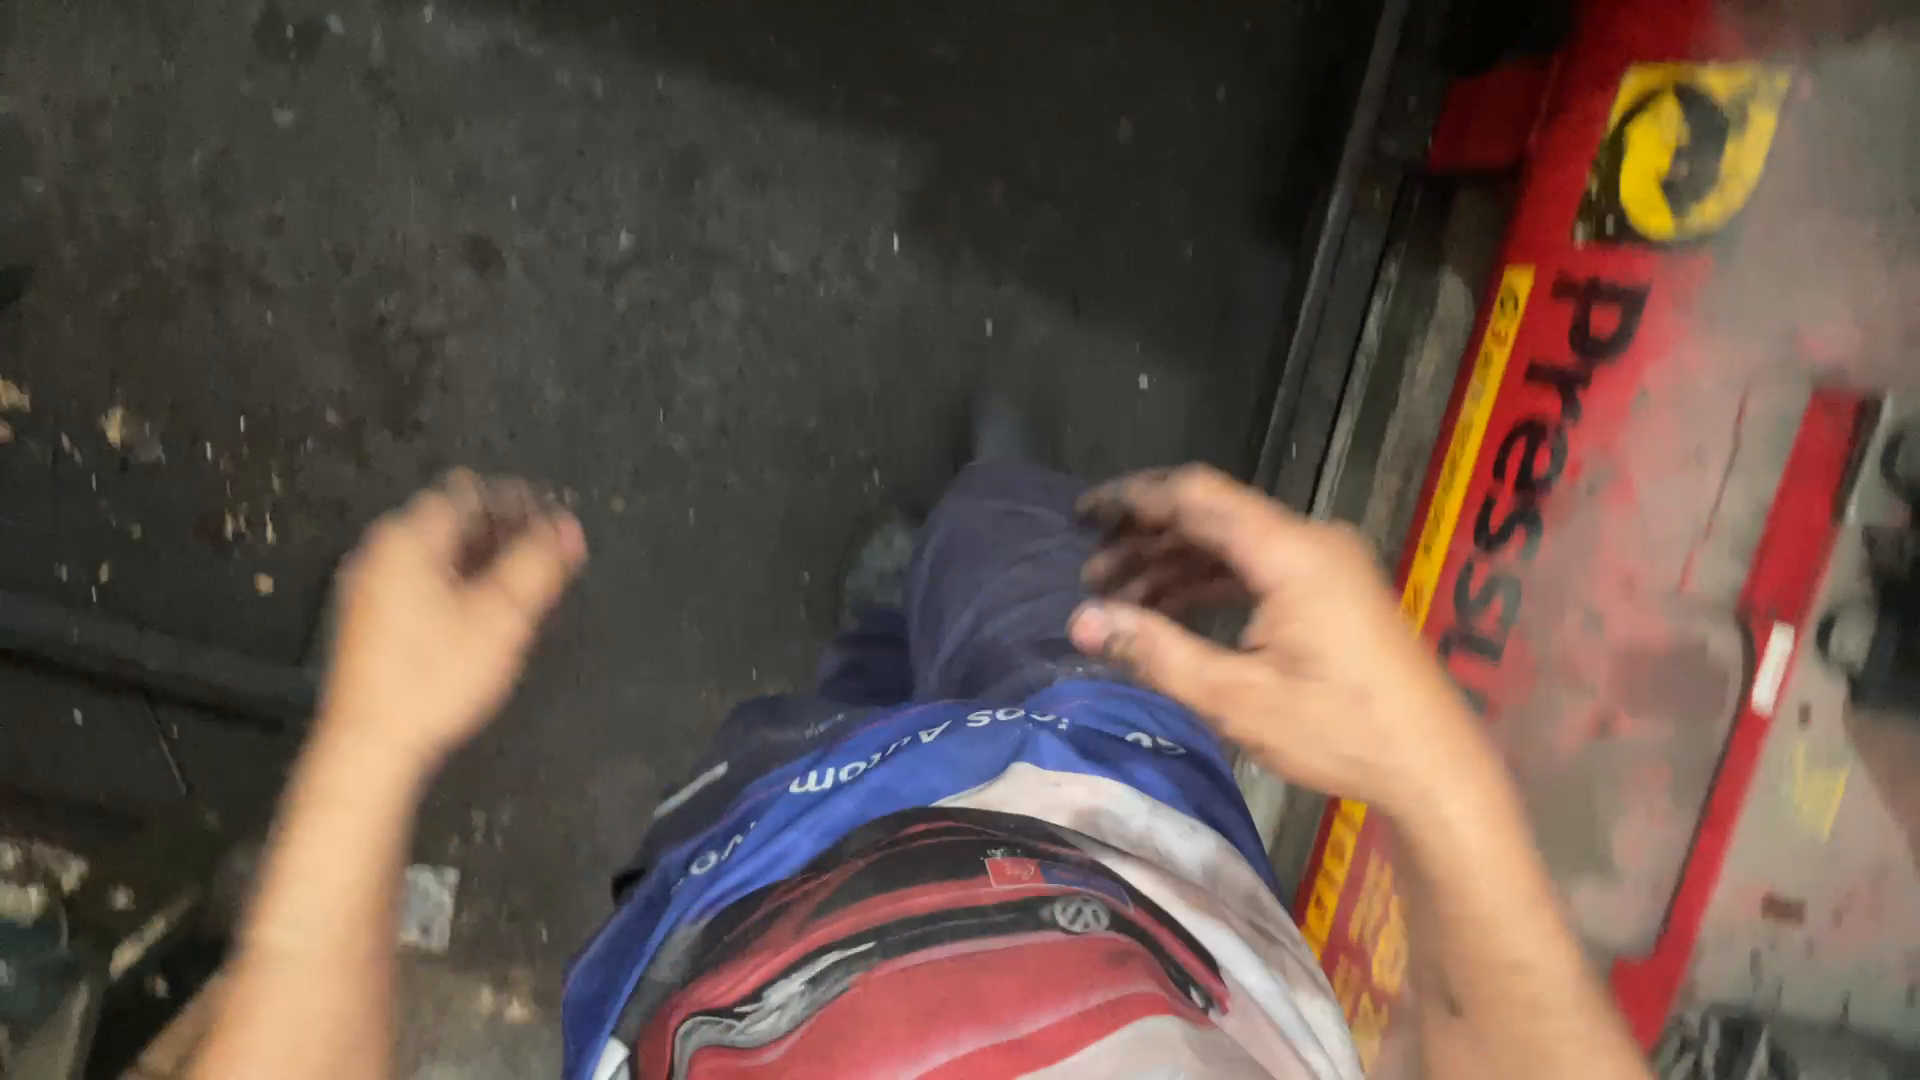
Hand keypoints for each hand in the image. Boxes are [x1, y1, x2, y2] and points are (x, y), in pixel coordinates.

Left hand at [317, 471, 587, 771]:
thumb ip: (540, 563)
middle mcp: (384, 555)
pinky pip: (431, 579)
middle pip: (455, 522)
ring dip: (491, 555)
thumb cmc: (437, 674)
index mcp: (407, 542)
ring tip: (533, 575)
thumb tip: (569, 527)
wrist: (374, 743)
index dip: (516, 500)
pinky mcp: (380, 618)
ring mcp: (376, 588)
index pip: (469, 494)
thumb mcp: (503, 614)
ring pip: (444, 553)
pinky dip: (469, 579)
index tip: (552, 514)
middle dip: (507, 528)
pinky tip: (497, 604)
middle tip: (550, 547)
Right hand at [1069, 465, 1488, 816]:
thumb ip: (1154, 651)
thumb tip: (1080, 621)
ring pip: (1227, 542)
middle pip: (1208, 515)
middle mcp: (1308, 540)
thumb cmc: (1339, 732)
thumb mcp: (1235, 698)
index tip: (1083, 514)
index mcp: (1290, 552)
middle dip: (1143, 539)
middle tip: (1090, 570)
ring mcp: (1321, 562)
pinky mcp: (1326, 587)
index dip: (1133, 498)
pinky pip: (1251, 566)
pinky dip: (1204, 582)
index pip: (1196, 496)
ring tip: (1117, 597)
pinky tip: (1167, 608)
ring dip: (1170, 564)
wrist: (1435, 769)